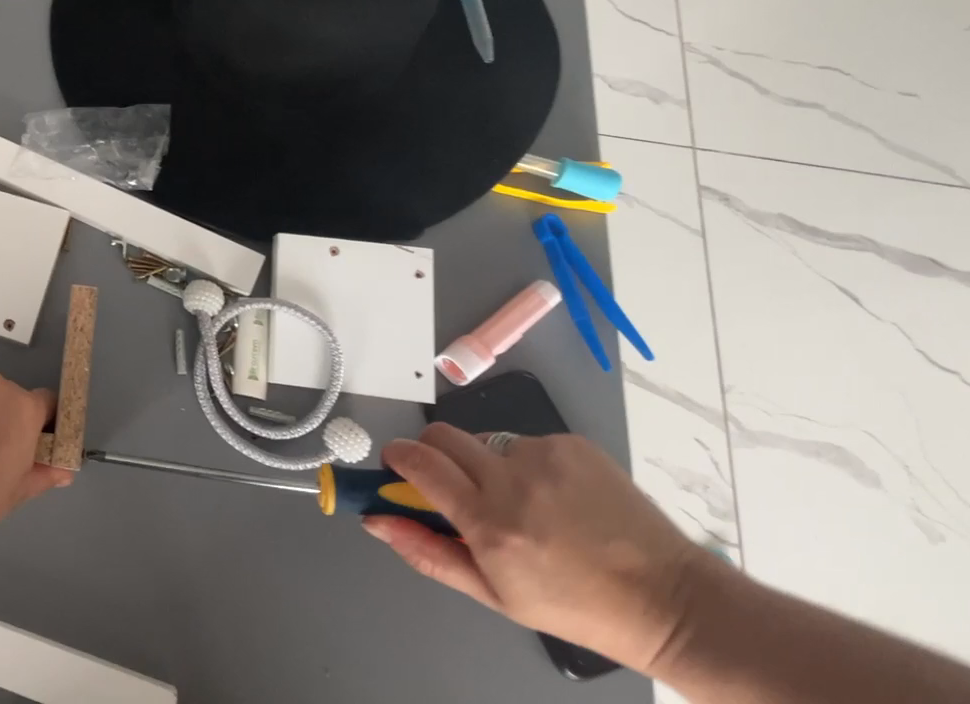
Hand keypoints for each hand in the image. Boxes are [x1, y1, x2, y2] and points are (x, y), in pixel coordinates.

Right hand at [363, 423, 712, 672]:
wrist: (668, 600)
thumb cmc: (574, 606)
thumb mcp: (493, 594)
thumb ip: (427, 551)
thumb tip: (374, 519)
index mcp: (488, 522)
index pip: (418, 462)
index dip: (397, 457)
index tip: (394, 466)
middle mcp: (511, 479)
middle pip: (442, 436)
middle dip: (431, 452)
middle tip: (450, 483)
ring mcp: (544, 456)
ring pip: (485, 440)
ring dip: (485, 462)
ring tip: (523, 502)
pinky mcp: (573, 444)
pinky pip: (525, 442)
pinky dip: (526, 464)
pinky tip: (556, 496)